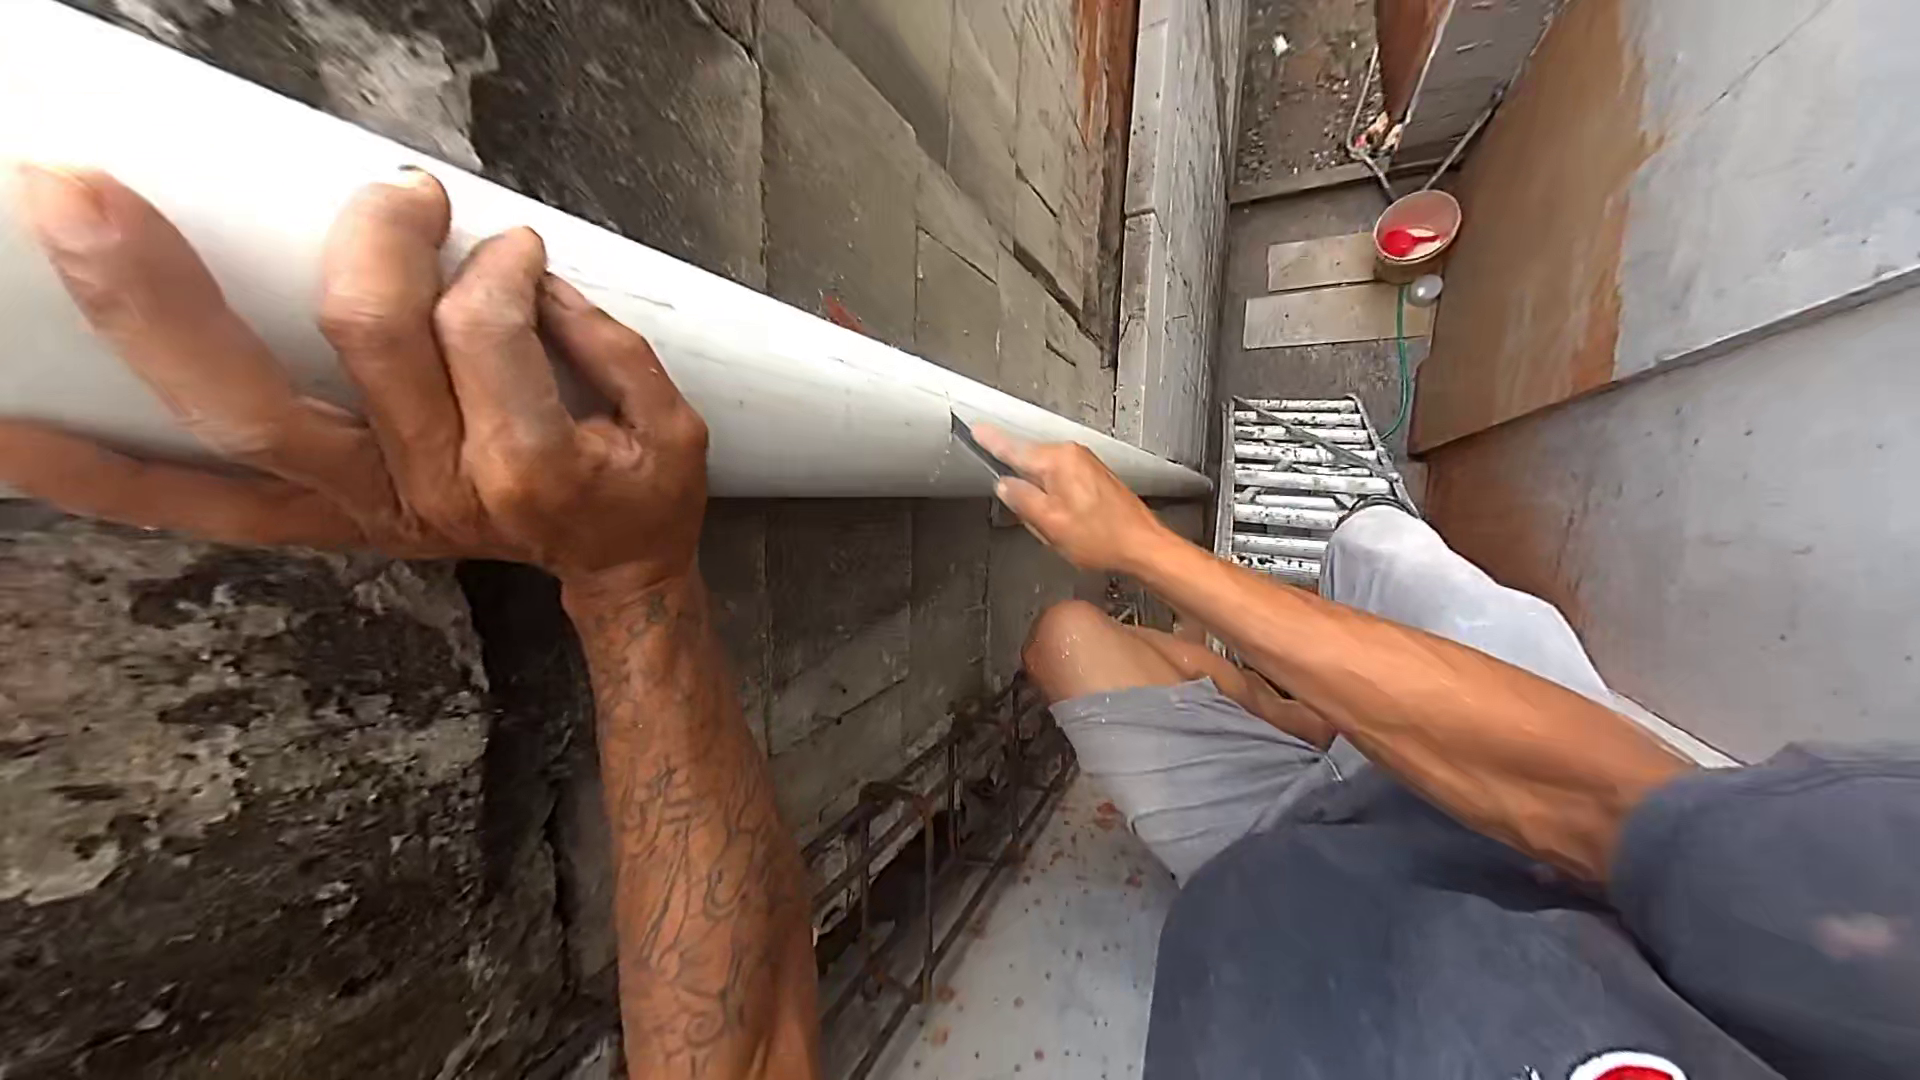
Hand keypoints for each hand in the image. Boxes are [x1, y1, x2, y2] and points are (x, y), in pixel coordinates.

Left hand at [0, 166, 707, 596]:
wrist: (622, 572)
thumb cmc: (654, 501)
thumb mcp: (674, 428)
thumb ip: (615, 351)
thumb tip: (531, 279)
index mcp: (536, 465)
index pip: (486, 333)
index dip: (498, 270)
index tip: (514, 246)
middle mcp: (446, 487)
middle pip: (368, 342)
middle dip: (376, 244)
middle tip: (401, 194)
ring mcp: (382, 510)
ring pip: (251, 414)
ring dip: (159, 310)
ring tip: (76, 202)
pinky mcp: (346, 526)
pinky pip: (215, 511)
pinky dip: (110, 477)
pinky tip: (3, 426)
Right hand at [971, 424, 1172, 572]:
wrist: (1142, 545)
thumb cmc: (1103, 537)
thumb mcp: (1049, 523)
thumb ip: (1021, 500)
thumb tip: (1004, 486)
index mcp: (1058, 461)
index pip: (1014, 448)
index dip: (991, 441)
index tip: (976, 430)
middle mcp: (1073, 455)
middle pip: (1030, 466)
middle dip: (1025, 493)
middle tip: (1038, 522)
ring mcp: (1085, 464)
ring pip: (1046, 479)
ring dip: (1043, 503)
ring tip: (1062, 530)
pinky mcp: (1093, 477)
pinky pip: (1062, 485)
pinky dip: (1058, 503)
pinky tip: (1072, 526)